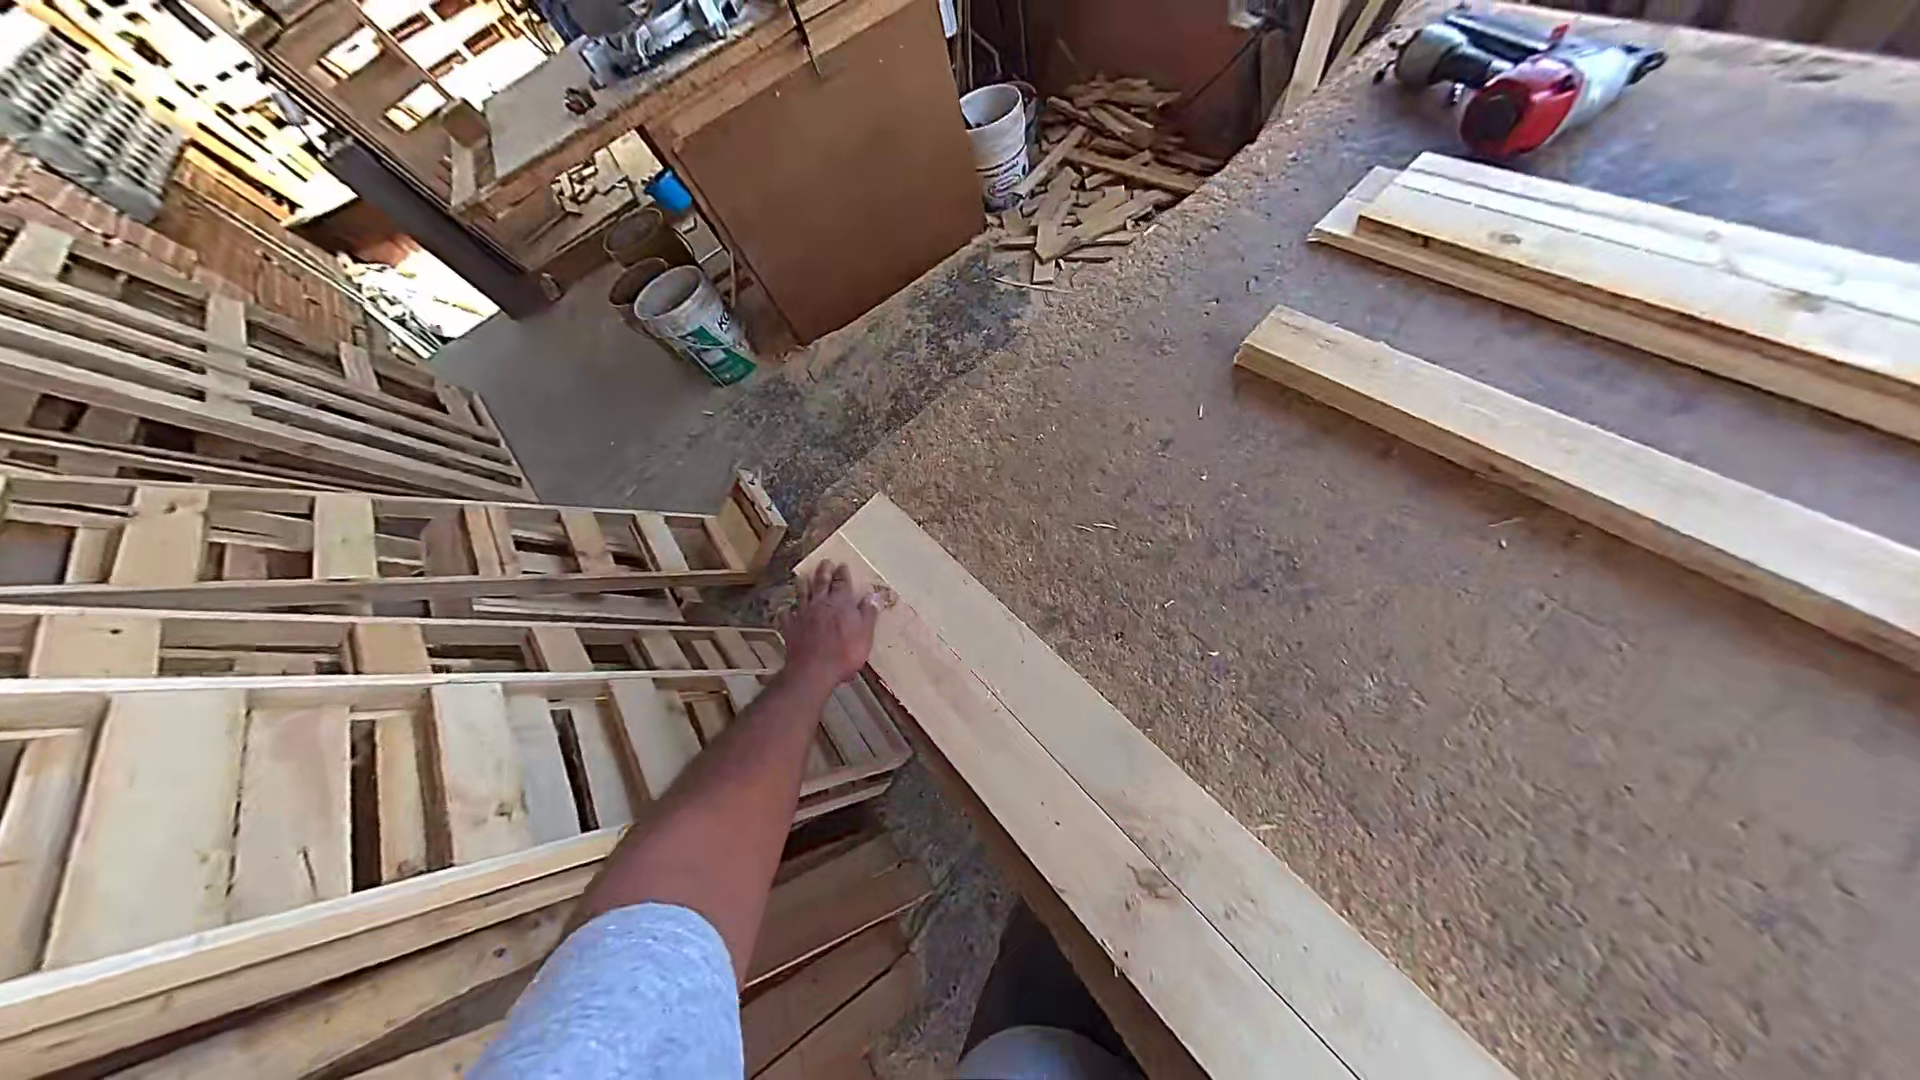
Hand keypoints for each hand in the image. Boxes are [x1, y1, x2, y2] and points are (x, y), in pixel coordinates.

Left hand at [782, 561, 881, 689]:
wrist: (813, 670)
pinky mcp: (791, 628)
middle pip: (822, 583)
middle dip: (824, 571)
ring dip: (804, 584)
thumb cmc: (845, 653)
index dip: (842, 573)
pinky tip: (786, 609)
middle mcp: (821, 604)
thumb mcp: (865, 634)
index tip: (842, 565)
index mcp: (841, 603)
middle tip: (825, 562)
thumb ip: (868, 613)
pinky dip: (787, 611)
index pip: (842, 583)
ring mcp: (803, 614)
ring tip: (804, 576)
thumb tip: (873, 595)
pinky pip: (787, 615)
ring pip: (803, 594)